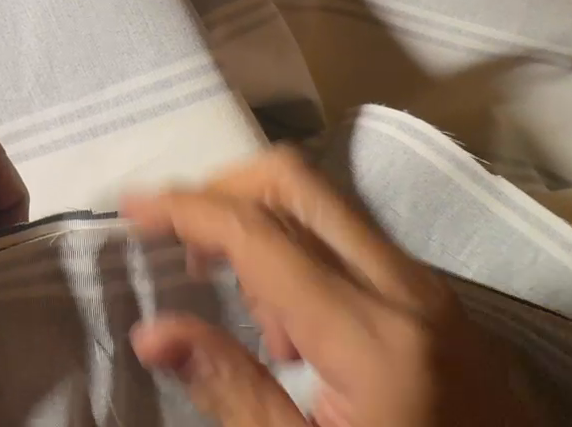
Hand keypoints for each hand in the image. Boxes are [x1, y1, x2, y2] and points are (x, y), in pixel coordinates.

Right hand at [122, 149, 537, 426]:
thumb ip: (232, 390)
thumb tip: (150, 332)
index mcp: (375, 339)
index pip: (258, 232)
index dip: (184, 208)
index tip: (130, 207)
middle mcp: (407, 291)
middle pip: (295, 181)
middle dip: (223, 187)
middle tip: (180, 234)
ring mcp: (431, 291)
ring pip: (324, 204)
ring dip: (260, 219)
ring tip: (244, 305)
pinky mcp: (440, 303)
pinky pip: (351, 239)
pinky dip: (300, 247)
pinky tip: (291, 324)